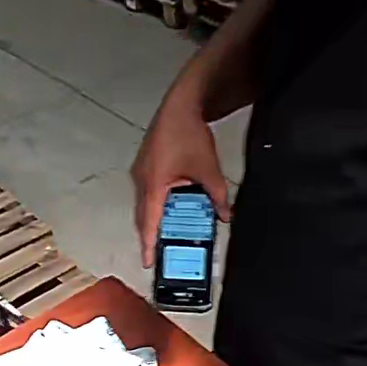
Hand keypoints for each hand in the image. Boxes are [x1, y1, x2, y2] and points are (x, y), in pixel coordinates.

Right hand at [130, 98, 231, 267]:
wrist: (182, 103)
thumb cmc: (189, 132)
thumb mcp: (208, 170)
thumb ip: (218, 197)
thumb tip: (225, 216)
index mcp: (153, 184)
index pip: (149, 222)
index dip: (149, 244)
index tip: (148, 262)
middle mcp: (142, 179)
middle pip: (144, 217)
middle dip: (151, 236)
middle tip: (160, 254)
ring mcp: (141, 172)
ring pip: (145, 205)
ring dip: (155, 220)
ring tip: (166, 235)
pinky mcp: (145, 166)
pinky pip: (148, 193)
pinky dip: (156, 205)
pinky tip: (170, 210)